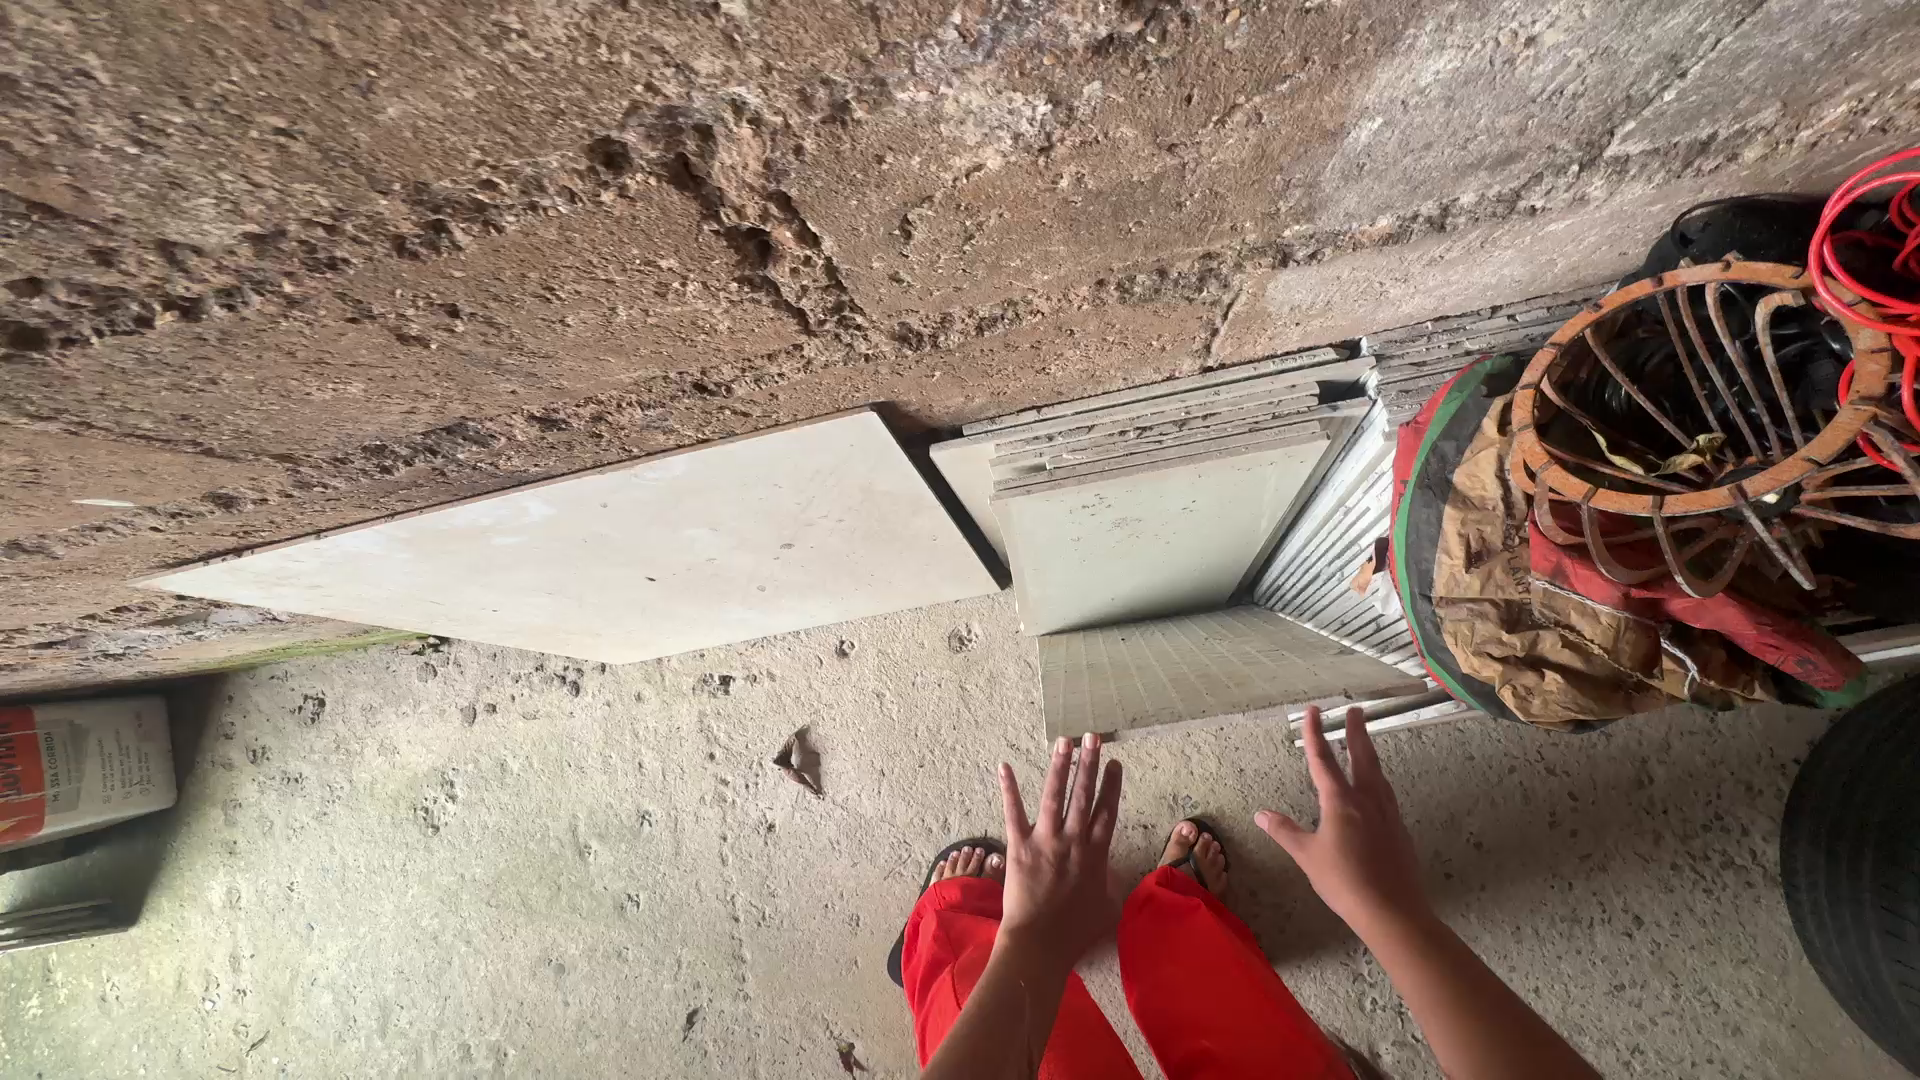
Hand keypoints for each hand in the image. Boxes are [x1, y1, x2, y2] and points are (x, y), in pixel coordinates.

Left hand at [996, 732, 1123, 967]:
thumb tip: (1117, 869)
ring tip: (1064, 740)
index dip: (1111, 785)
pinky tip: (1005, 766)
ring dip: (1059, 766)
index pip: (1107, 811)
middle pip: (1084, 795)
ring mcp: (1045, 841)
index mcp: (1095, 854)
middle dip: (1089, 763)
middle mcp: (1072, 841)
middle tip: (1093, 737)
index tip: (1115, 763)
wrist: (1040, 945)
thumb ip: (1112, 882)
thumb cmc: (1075, 932)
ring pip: (1054, 796)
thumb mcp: (1107, 907)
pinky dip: (1008, 789)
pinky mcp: (1018, 846)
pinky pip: (1013, 812)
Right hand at [1256, 705, 1432, 935]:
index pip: (1323, 760)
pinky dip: (1378, 780)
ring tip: (1366, 743)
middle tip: (1356, 710)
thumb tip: (1261, 814)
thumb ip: (1285, 831)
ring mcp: (1387, 815)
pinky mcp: (1399, 831)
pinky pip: (1387, 794)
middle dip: (1356, 732)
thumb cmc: (1344, 881)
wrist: (1394, 913)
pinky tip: (1378, 788)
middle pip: (1362, 757)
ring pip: (1378, 774)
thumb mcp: (1307, 856)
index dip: (1315, 733)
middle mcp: (1367, 801)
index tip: (1313, 710)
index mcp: (1341, 802)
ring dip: (1370, 753)